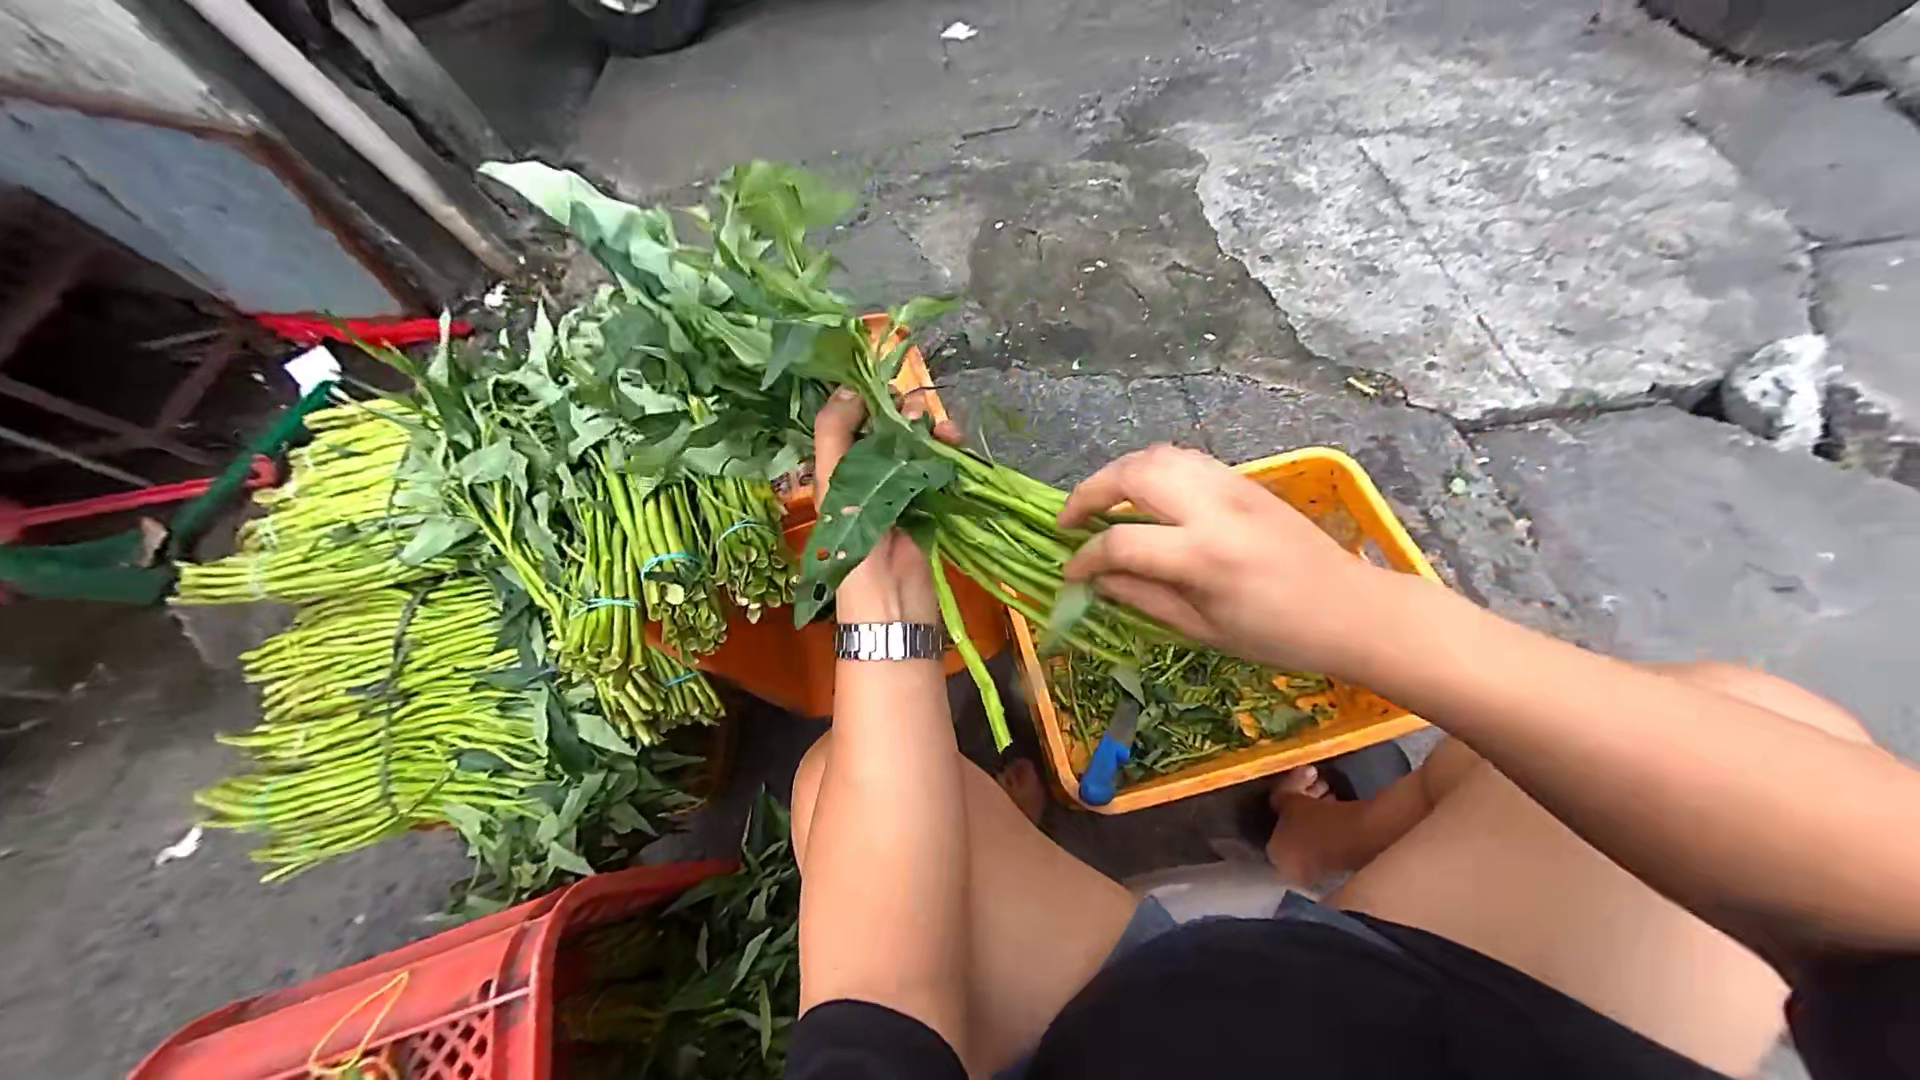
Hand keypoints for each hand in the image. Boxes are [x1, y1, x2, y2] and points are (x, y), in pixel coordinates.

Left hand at [813, 387, 958, 624]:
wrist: (889, 602)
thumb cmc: (851, 544)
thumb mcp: (833, 485)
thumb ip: (834, 436)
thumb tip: (848, 386)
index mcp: (839, 472)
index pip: (853, 424)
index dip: (869, 401)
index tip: (887, 385)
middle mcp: (869, 477)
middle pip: (890, 433)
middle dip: (905, 415)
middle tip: (918, 410)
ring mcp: (902, 491)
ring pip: (918, 448)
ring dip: (931, 432)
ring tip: (943, 427)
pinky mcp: (931, 505)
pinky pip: (940, 469)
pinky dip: (949, 454)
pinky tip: (956, 443)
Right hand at [1058, 444, 1405, 676]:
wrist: (1352, 609)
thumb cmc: (1277, 634)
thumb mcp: (1202, 628)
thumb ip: (1142, 597)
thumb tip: (1097, 580)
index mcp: (1202, 556)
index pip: (1120, 544)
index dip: (1084, 559)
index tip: (1070, 573)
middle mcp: (1212, 508)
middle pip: (1131, 475)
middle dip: (1087, 493)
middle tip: (1069, 520)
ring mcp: (1230, 486)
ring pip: (1155, 455)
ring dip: (1116, 474)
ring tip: (1100, 502)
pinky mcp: (1242, 479)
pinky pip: (1182, 458)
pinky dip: (1149, 468)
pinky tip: (1142, 494)